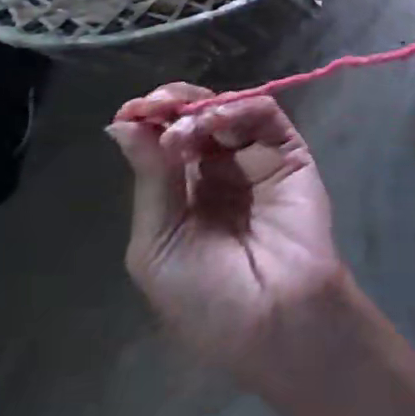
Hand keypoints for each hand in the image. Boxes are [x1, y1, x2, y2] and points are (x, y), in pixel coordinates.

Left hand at [106, 85, 343, 385]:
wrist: (271, 311)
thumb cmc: (204, 293)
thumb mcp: (157, 242)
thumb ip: (152, 180)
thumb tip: (123, 124)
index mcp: (180, 197)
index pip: (162, 146)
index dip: (147, 124)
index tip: (132, 111)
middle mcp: (217, 172)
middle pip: (195, 121)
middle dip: (174, 105)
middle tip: (157, 103)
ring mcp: (255, 160)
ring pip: (230, 112)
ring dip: (204, 105)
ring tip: (188, 120)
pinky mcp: (291, 153)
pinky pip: (268, 118)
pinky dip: (243, 106)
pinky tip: (218, 118)